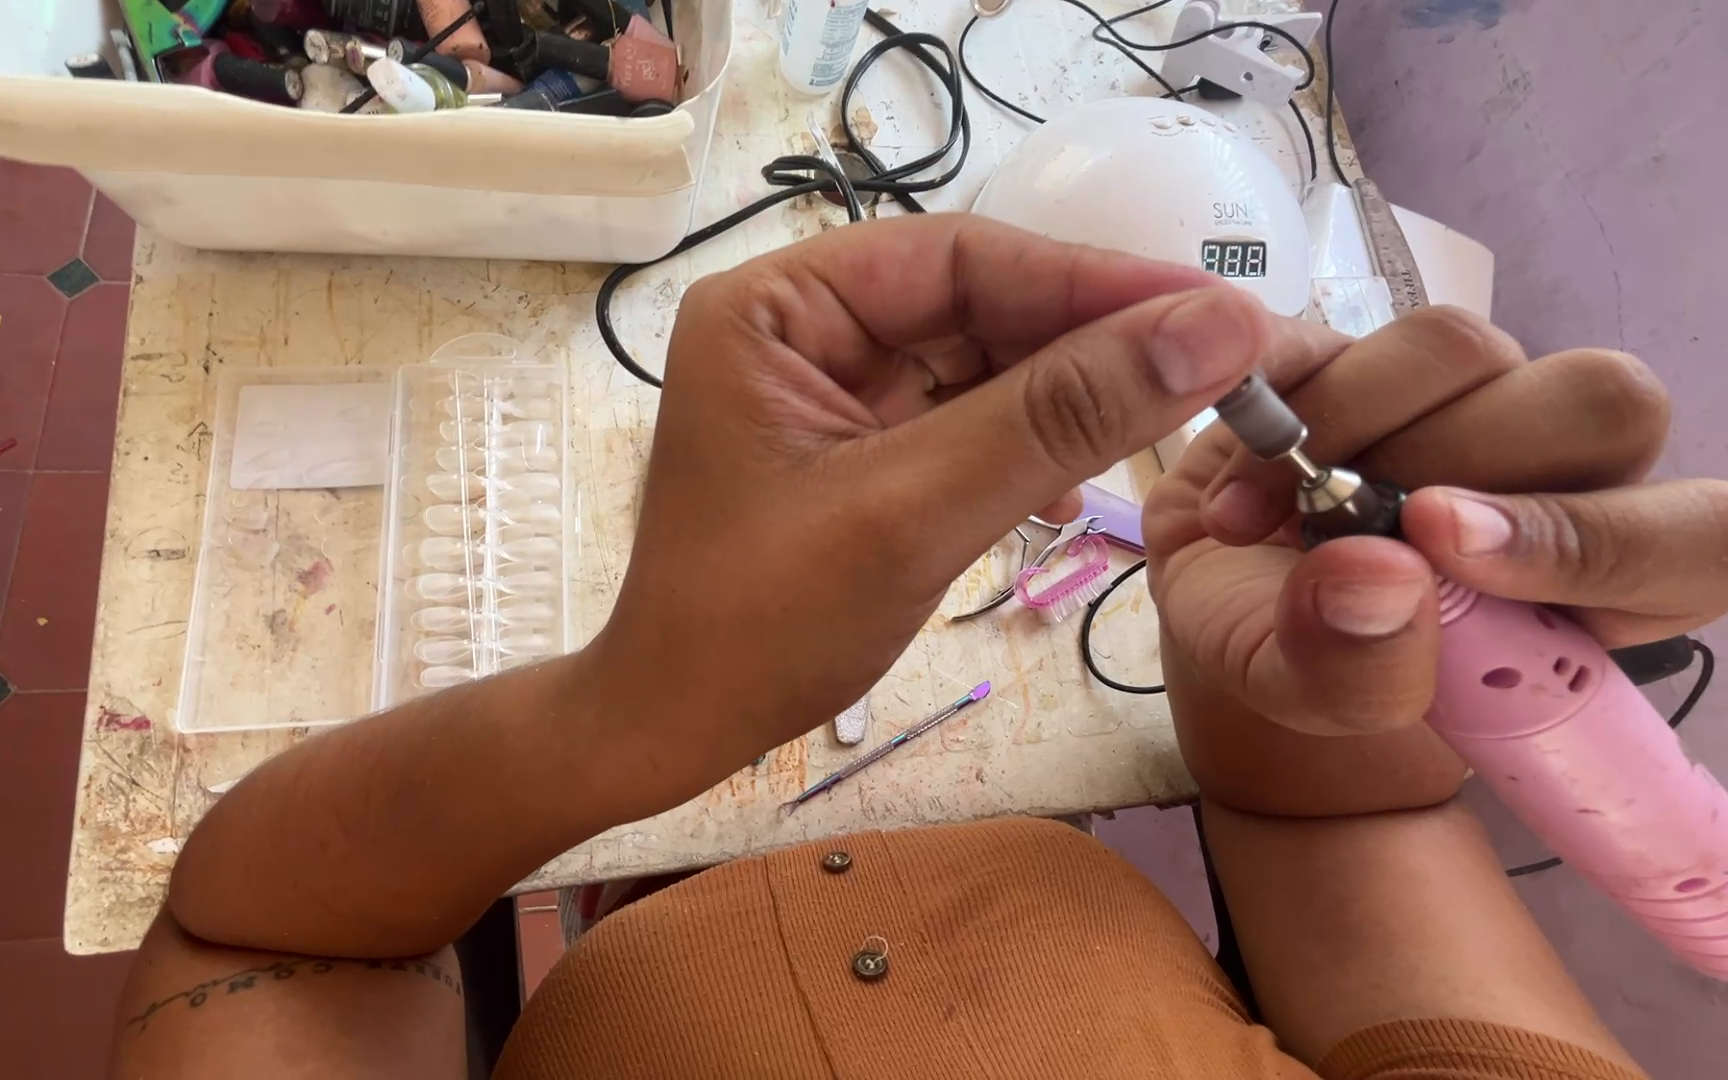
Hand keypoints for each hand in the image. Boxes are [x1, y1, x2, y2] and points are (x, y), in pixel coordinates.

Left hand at [585, 214, 1278, 801]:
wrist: (683, 719)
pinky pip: (949, 421)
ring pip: (968, 366)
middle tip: (1207, 377)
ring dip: (1055, 403)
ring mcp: (820, 390)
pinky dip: (1011, 448)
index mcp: (774, 308)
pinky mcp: (845, 447)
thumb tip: (1216, 325)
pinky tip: (1057, 493)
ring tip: (1141, 439)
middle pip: (966, 307)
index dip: (1090, 283)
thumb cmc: (765, 623)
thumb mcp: (914, 511)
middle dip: (1079, 348)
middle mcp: (794, 329)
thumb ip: (1058, 415)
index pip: (956, 258)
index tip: (1219, 313)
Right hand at [1144, 305, 1727, 814]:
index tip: (1441, 544)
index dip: (1595, 537)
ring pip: (1457, 347)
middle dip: (1442, 463)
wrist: (1201, 583)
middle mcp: (1547, 467)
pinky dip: (1266, 398)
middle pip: (1595, 402)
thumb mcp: (1300, 690)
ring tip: (1249, 512)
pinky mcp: (1350, 354)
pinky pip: (1329, 335)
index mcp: (1582, 577)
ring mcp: (1452, 395)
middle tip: (1326, 529)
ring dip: (1332, 429)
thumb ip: (1353, 666)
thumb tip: (1384, 573)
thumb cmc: (1277, 645)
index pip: (1696, 538)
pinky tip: (1233, 462)